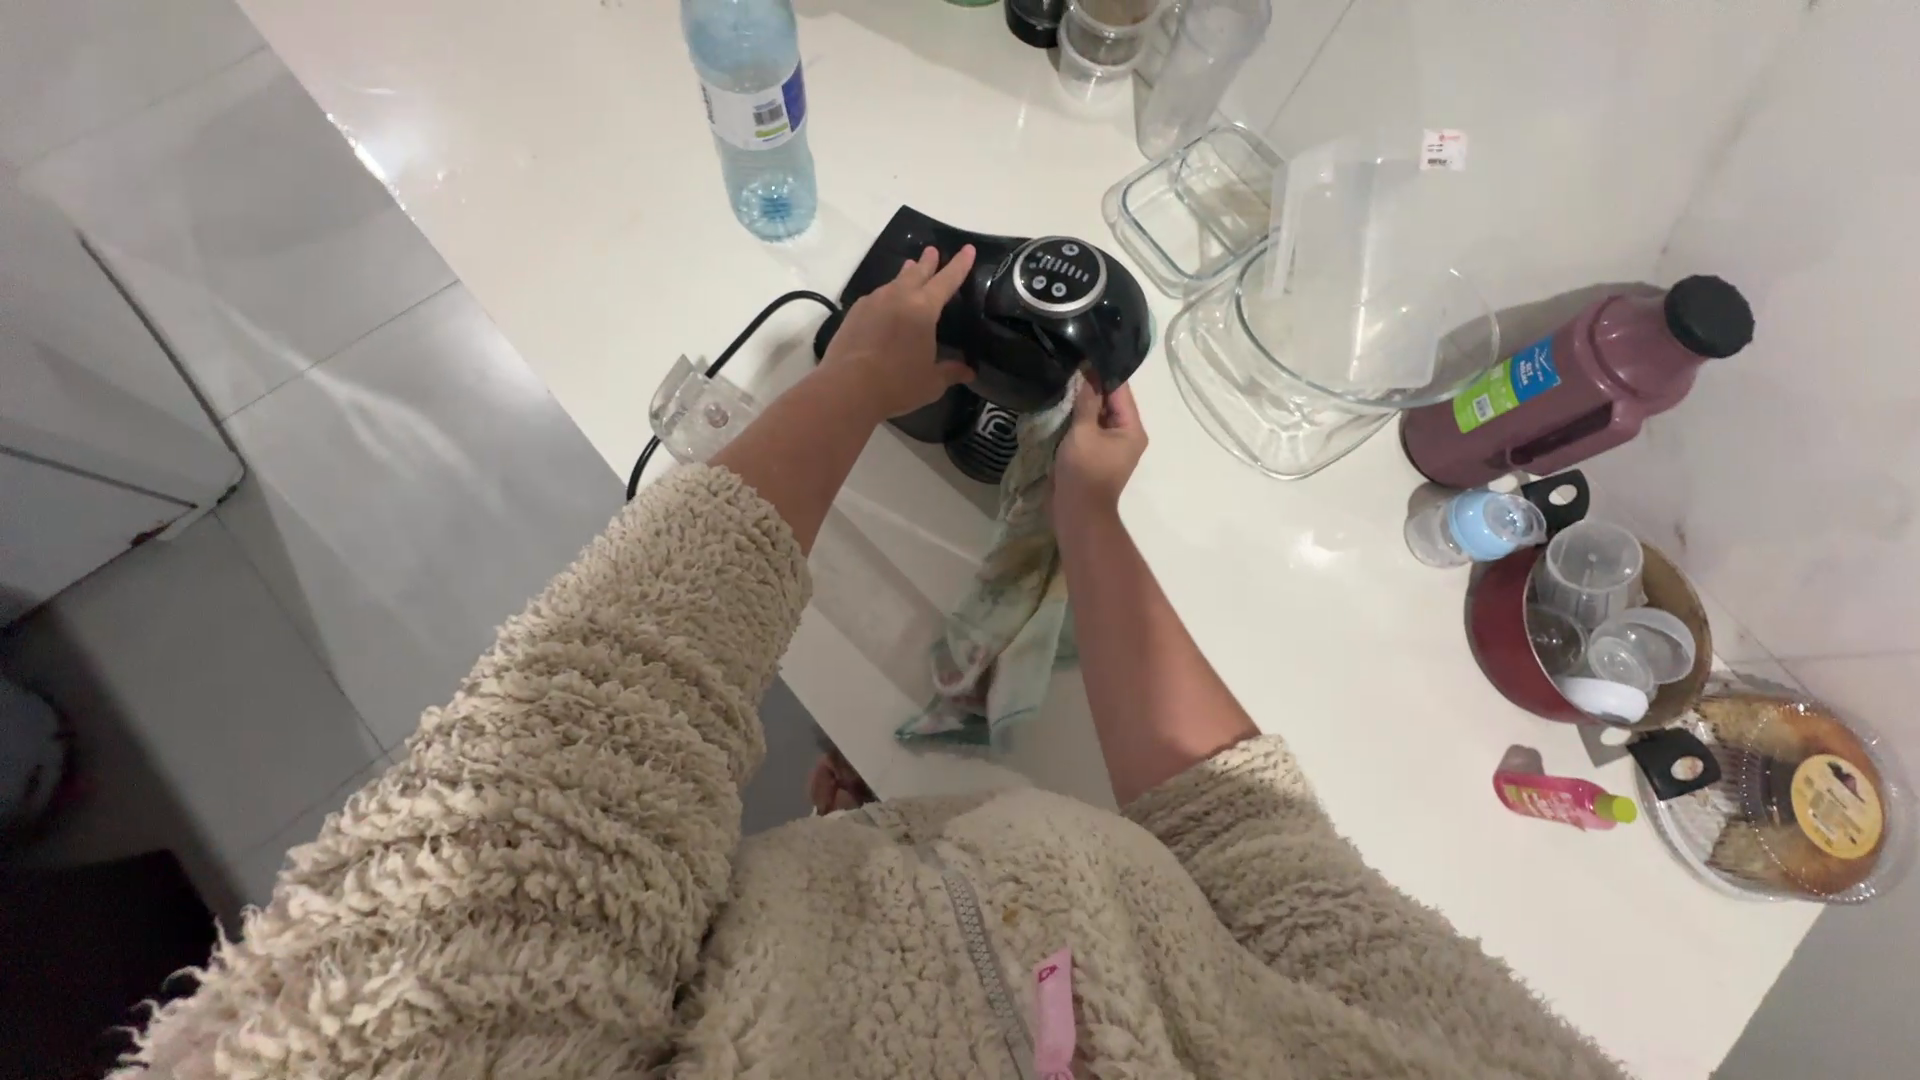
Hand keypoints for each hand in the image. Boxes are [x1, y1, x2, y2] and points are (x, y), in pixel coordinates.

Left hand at [819, 244, 975, 421]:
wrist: (848, 388)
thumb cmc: (897, 384)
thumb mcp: (931, 382)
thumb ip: (951, 372)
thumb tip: (969, 372)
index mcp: (923, 309)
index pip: (947, 280)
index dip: (959, 265)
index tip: (968, 249)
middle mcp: (898, 297)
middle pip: (916, 273)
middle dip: (928, 262)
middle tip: (932, 251)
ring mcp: (873, 303)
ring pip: (894, 282)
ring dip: (905, 275)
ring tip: (909, 269)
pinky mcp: (854, 313)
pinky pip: (876, 297)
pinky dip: (886, 295)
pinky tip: (884, 303)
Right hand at [1054, 378, 1147, 526]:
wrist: (1077, 513)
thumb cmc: (1084, 471)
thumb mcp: (1083, 432)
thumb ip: (1086, 402)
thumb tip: (1087, 375)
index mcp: (1132, 429)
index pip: (1121, 391)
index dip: (1104, 372)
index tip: (1086, 354)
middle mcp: (1126, 436)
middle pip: (1111, 402)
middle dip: (1093, 386)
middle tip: (1072, 364)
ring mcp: (1110, 447)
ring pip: (1098, 416)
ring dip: (1084, 402)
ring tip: (1065, 379)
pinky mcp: (1094, 455)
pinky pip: (1089, 430)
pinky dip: (1078, 418)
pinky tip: (1063, 405)